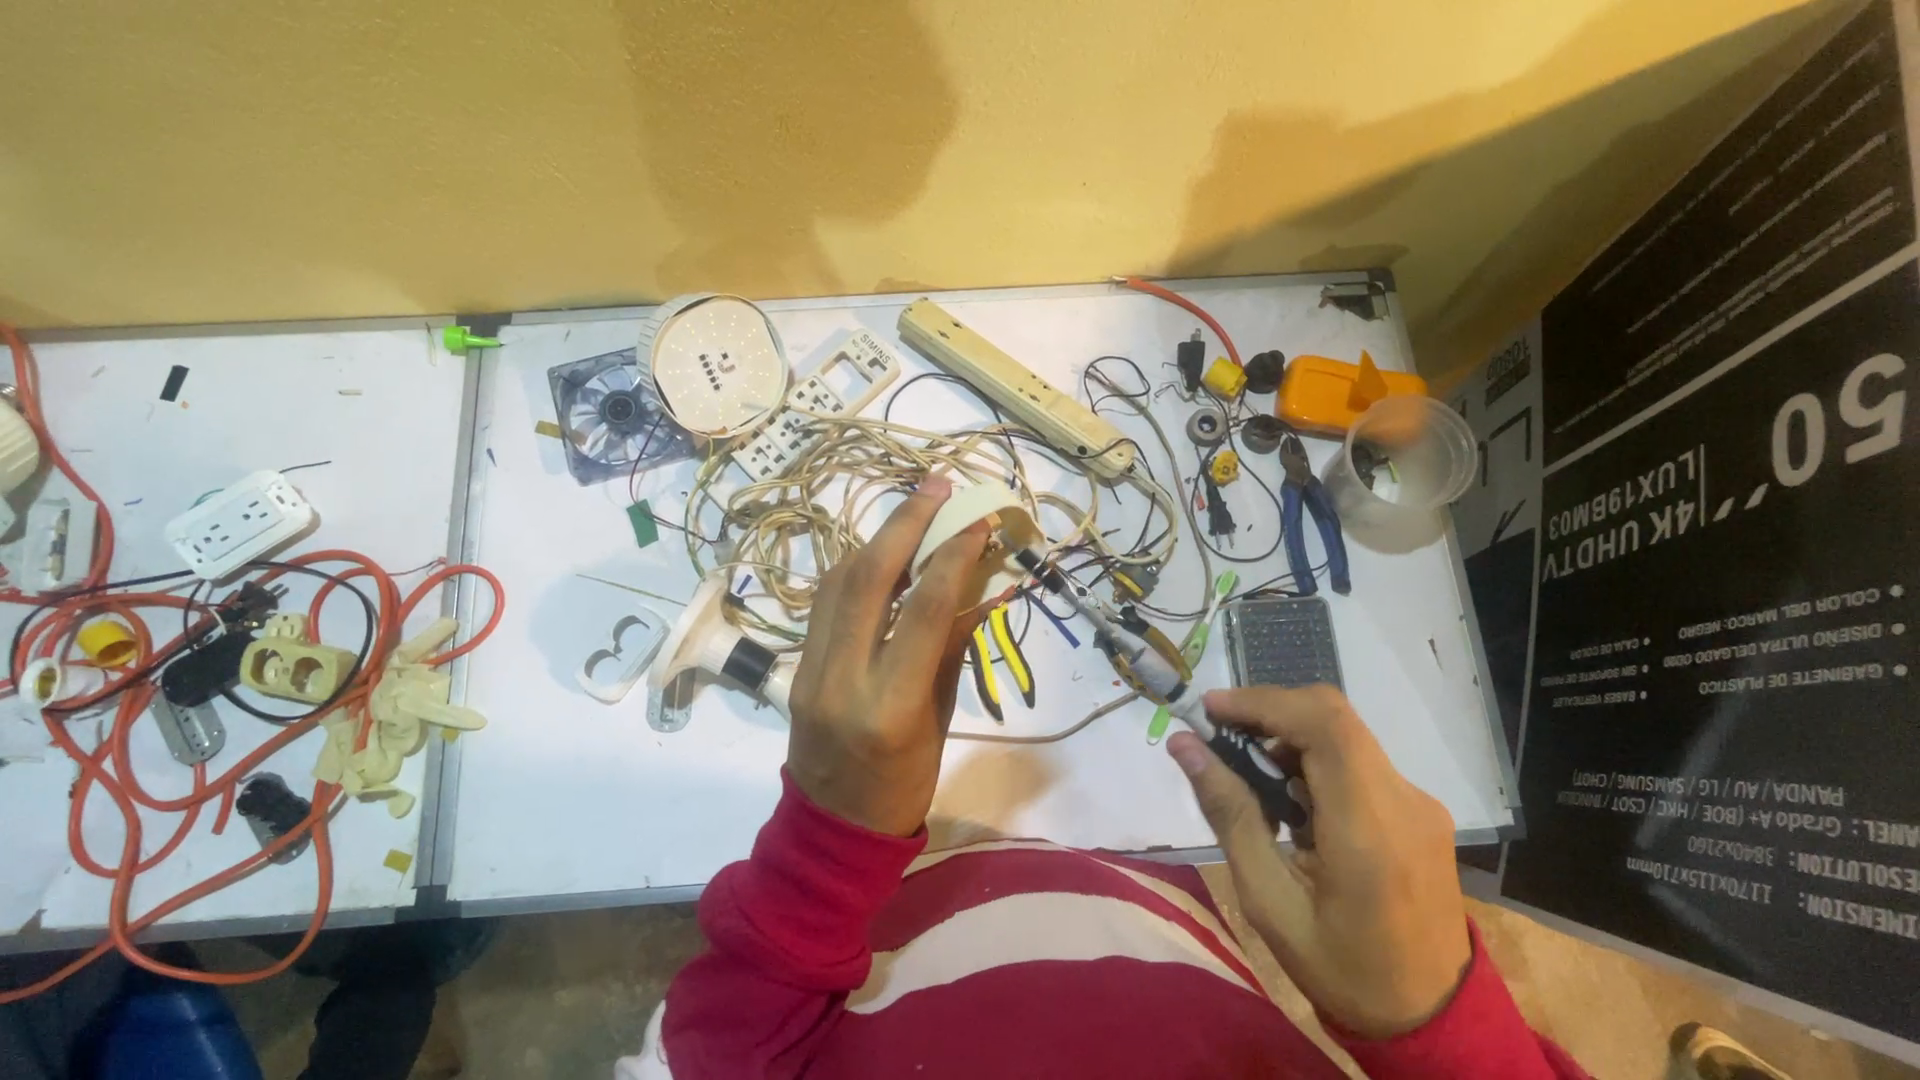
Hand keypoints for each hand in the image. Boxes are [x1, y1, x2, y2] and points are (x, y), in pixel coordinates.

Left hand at [786, 474, 988, 835]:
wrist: (833, 827)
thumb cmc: (904, 785)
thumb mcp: (941, 720)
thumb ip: (953, 648)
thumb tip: (981, 585)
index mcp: (890, 704)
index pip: (925, 609)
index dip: (954, 555)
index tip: (979, 521)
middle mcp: (842, 678)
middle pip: (868, 578)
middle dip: (905, 523)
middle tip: (937, 486)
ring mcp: (810, 669)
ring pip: (838, 581)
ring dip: (878, 538)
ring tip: (913, 512)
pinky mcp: (797, 664)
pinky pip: (825, 600)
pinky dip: (855, 568)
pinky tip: (881, 553)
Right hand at [1167, 686, 1471, 1037]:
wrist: (1433, 1018)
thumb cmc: (1341, 969)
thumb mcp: (1268, 902)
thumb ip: (1230, 815)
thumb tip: (1185, 746)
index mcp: (1368, 827)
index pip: (1323, 723)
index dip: (1262, 701)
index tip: (1209, 709)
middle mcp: (1404, 800)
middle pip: (1333, 717)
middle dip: (1268, 714)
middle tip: (1220, 739)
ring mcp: (1419, 803)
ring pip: (1344, 736)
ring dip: (1288, 738)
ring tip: (1249, 781)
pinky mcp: (1420, 811)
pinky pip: (1359, 762)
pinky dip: (1314, 762)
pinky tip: (1291, 806)